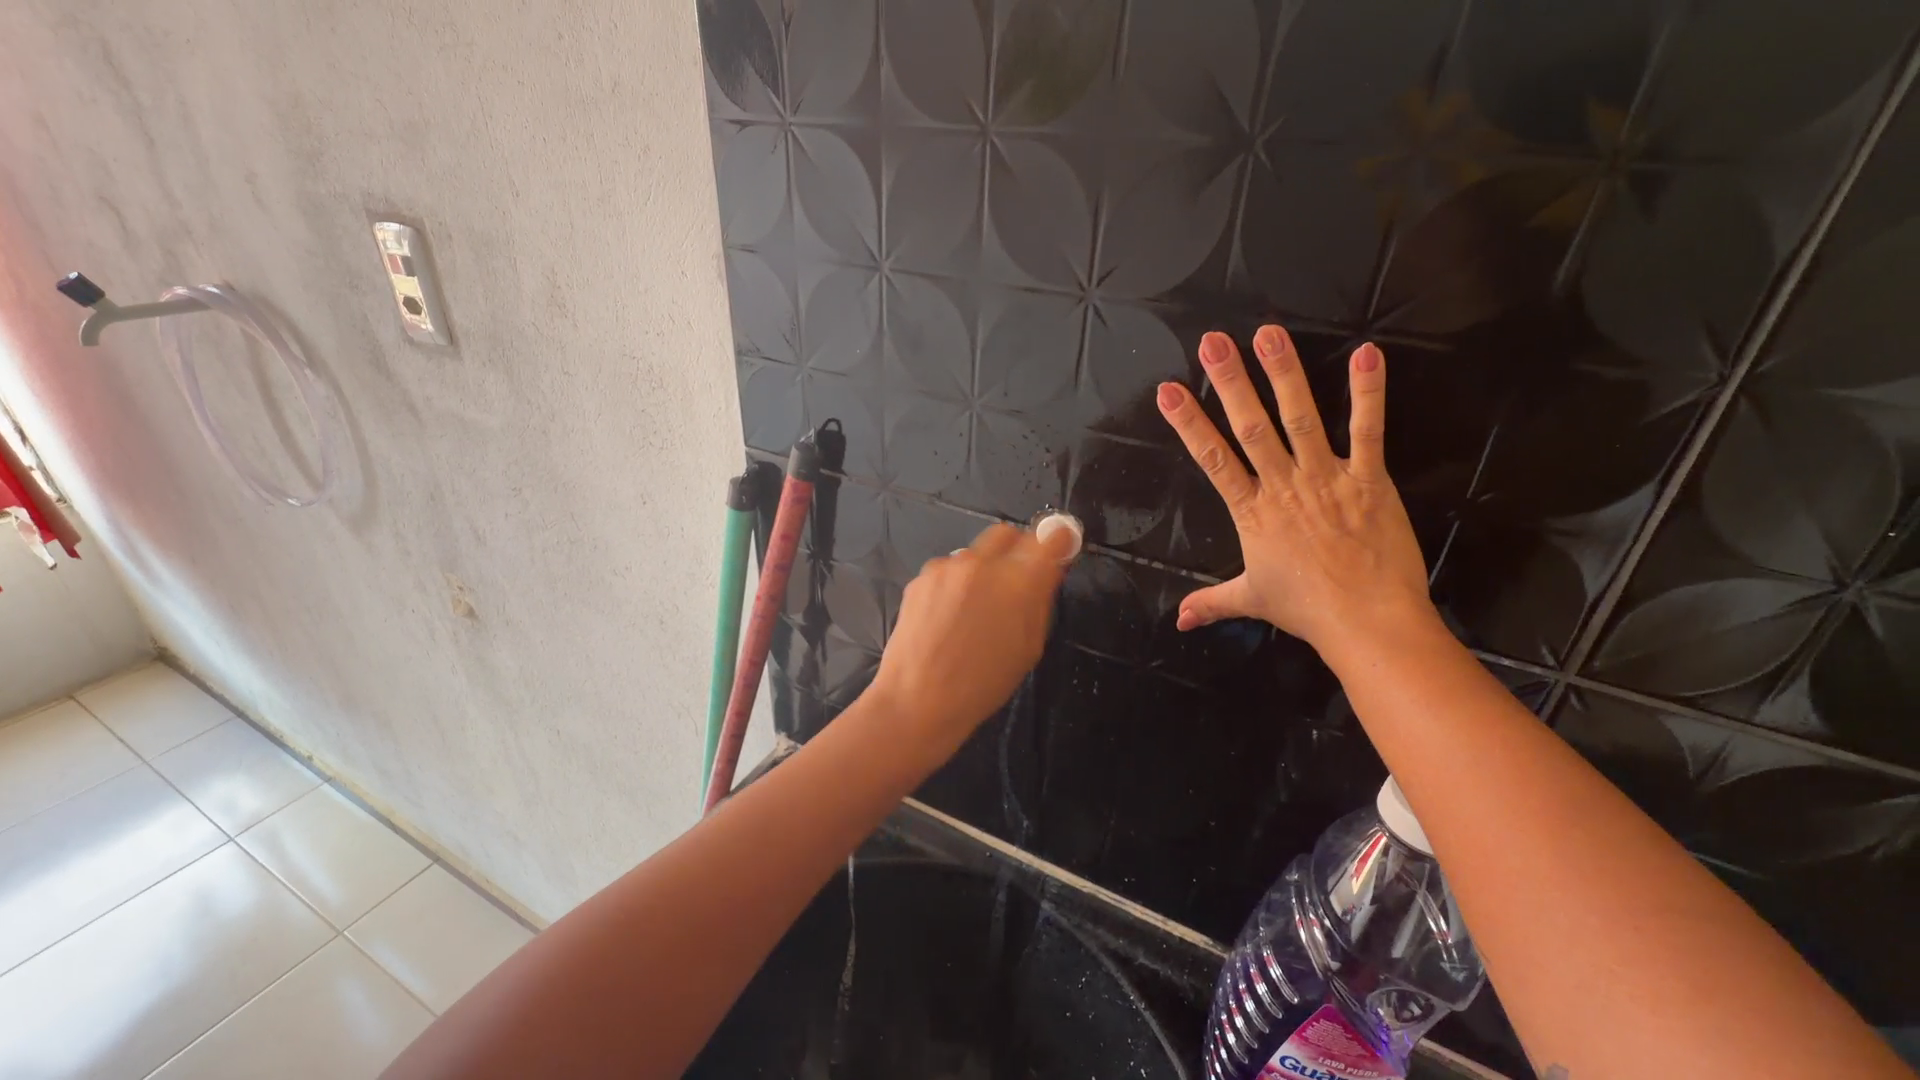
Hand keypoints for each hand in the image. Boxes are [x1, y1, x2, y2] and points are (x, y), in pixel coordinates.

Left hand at [865, 522, 1077, 756]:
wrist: (918, 698)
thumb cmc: (983, 684)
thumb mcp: (1029, 648)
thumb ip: (1041, 601)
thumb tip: (1050, 569)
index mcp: (1018, 583)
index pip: (1049, 539)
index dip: (1057, 540)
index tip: (1059, 546)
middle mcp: (983, 564)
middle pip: (1007, 534)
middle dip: (1017, 549)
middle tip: (1016, 580)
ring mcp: (948, 567)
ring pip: (975, 553)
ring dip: (982, 570)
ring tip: (974, 611)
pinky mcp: (921, 577)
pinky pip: (949, 570)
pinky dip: (955, 584)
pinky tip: (948, 616)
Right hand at [1155, 325, 1438, 659]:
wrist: (1365, 622)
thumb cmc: (1306, 610)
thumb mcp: (1252, 599)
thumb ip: (1212, 601)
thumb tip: (1178, 620)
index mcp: (1252, 512)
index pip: (1213, 459)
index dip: (1188, 423)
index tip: (1168, 390)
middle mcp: (1283, 487)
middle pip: (1250, 427)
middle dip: (1229, 382)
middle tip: (1212, 342)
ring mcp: (1326, 480)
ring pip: (1300, 419)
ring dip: (1284, 374)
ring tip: (1268, 334)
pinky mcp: (1369, 480)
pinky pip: (1367, 431)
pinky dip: (1368, 393)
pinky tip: (1367, 354)